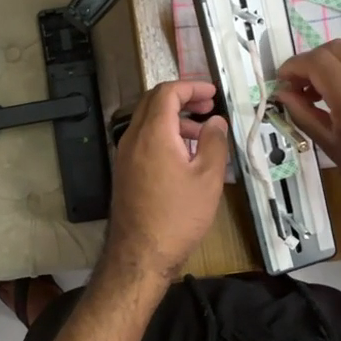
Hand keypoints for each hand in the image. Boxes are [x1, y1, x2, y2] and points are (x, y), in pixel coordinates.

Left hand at [105, 81, 230, 277]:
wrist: (140, 253)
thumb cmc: (178, 216)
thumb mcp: (208, 178)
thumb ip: (215, 143)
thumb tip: (216, 121)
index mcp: (153, 133)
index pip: (167, 92)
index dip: (192, 87)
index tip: (213, 94)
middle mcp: (132, 138)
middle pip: (153, 102)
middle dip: (182, 98)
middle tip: (208, 107)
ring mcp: (124, 155)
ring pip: (147, 121)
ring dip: (174, 119)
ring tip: (202, 135)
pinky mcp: (124, 171)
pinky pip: (143, 140)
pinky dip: (163, 136)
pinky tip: (184, 156)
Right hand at [275, 40, 340, 226]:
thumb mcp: (332, 147)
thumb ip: (303, 114)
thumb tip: (283, 94)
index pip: (316, 61)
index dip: (294, 66)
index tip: (284, 80)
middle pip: (336, 48)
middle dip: (313, 61)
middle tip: (304, 84)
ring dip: (337, 66)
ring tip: (330, 91)